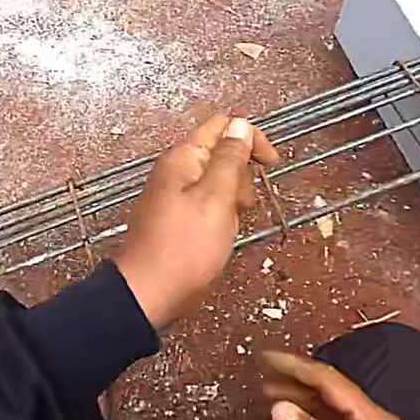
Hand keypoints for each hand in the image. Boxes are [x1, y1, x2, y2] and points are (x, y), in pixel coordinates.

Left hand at [114, 112, 278, 330]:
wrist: (148, 295)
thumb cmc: (184, 248)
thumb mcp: (217, 198)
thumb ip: (230, 158)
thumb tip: (241, 124)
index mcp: (184, 157)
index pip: (223, 125)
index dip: (251, 138)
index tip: (271, 163)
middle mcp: (176, 169)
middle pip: (221, 153)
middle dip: (242, 175)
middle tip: (242, 205)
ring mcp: (174, 193)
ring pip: (217, 181)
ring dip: (233, 199)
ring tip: (227, 226)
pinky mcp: (175, 216)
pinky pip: (207, 203)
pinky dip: (220, 215)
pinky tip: (217, 236)